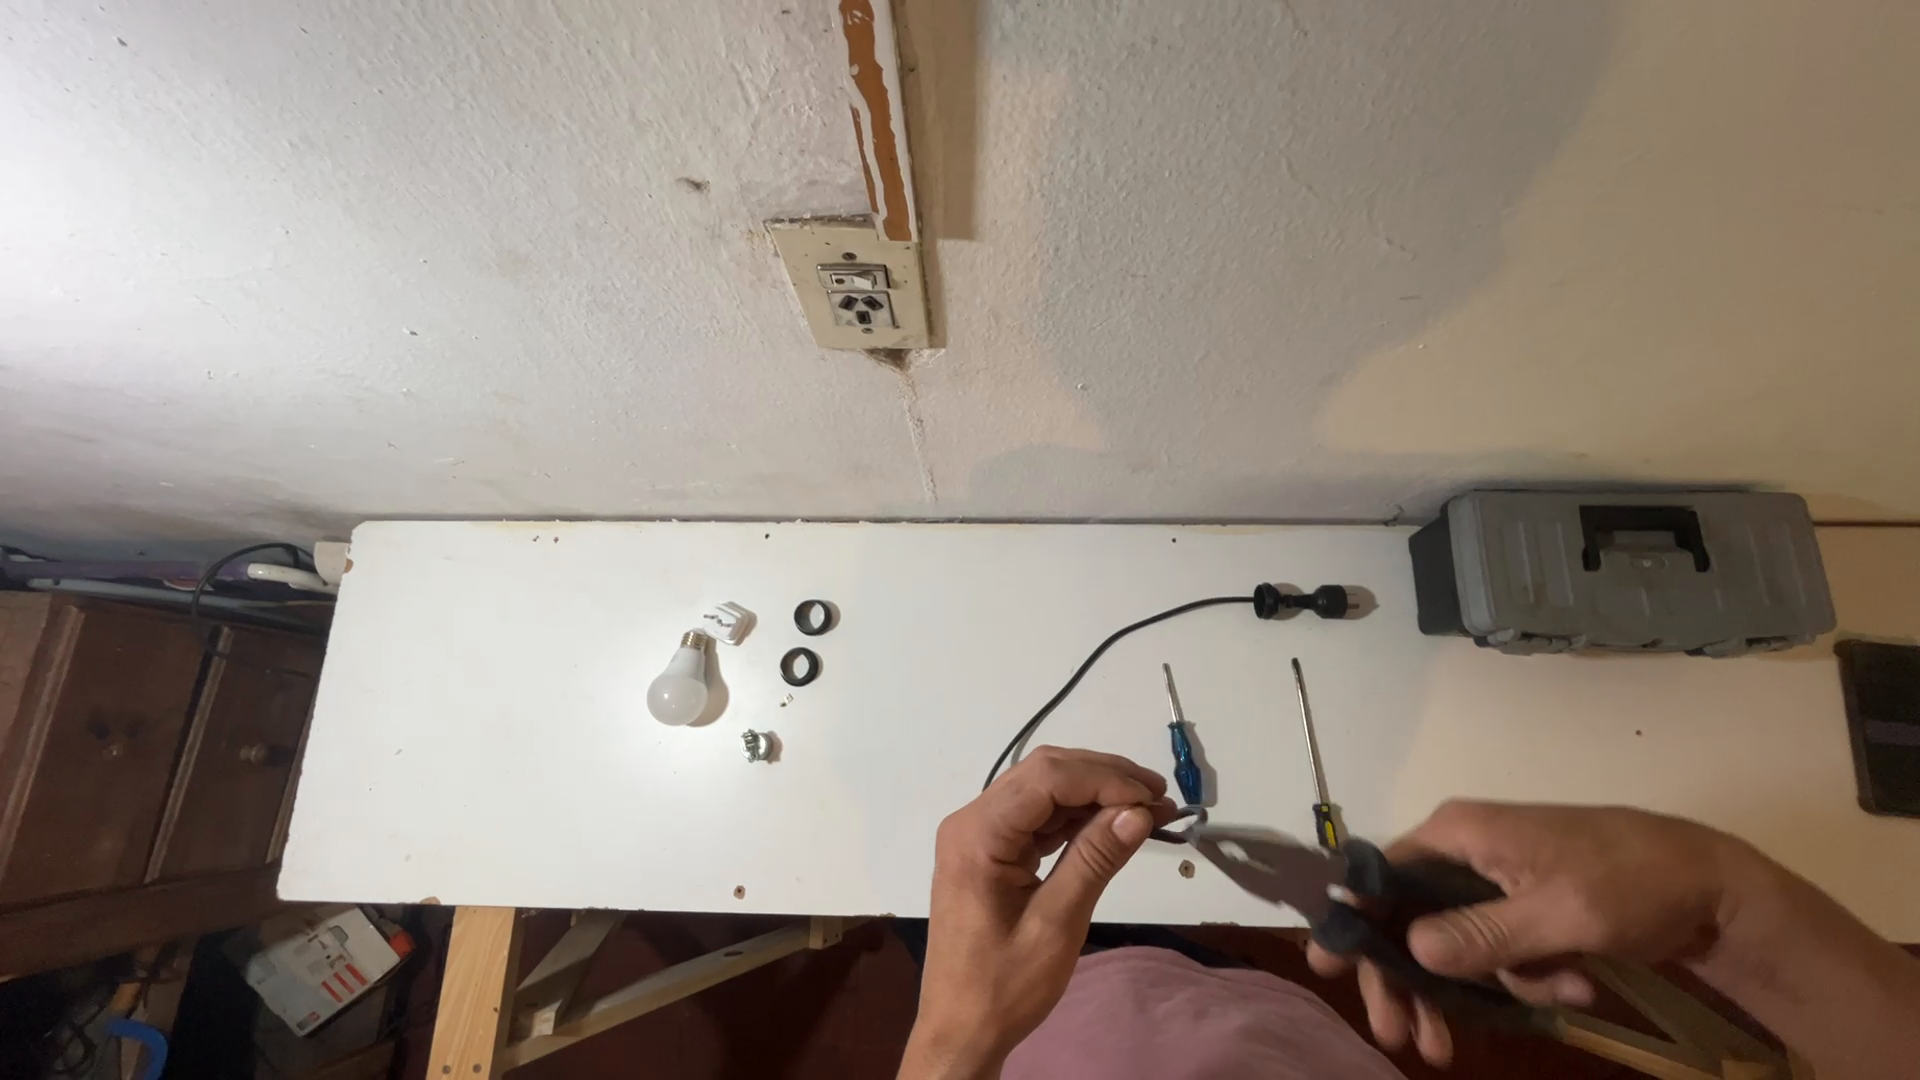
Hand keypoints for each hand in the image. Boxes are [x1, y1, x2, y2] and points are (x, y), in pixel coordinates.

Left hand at [899, 747, 1176, 1078]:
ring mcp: (979, 831)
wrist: (960, 1028)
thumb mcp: (1055, 925)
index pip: (1045, 778)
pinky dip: (1077, 815)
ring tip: (1146, 807)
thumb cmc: (1002, 986)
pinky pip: (1037, 814)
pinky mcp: (990, 846)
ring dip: (1094, 792)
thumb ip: (1094, 861)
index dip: (1102, 778)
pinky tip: (1113, 823)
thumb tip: (1139, 812)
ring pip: (1042, 788)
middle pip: (1043, 773)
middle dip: (1102, 777)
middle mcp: (972, 819)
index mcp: (977, 833)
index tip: (1151, 797)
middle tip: (1157, 796)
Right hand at [1307, 800, 1751, 1065]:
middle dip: (1406, 978)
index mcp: (1455, 834)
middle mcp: (1458, 849)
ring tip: (1476, 1037)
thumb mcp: (1561, 913)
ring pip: (1452, 938)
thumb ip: (1485, 932)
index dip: (1352, 917)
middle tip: (1397, 1035)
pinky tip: (1574, 985)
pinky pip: (1496, 943)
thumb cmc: (1630, 881)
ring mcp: (1488, 876)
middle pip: (1408, 914)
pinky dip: (1526, 975)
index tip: (1328, 965)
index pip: (1380, 874)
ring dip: (1477, 987)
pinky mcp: (1518, 901)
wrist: (1716, 881)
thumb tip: (1413, 950)